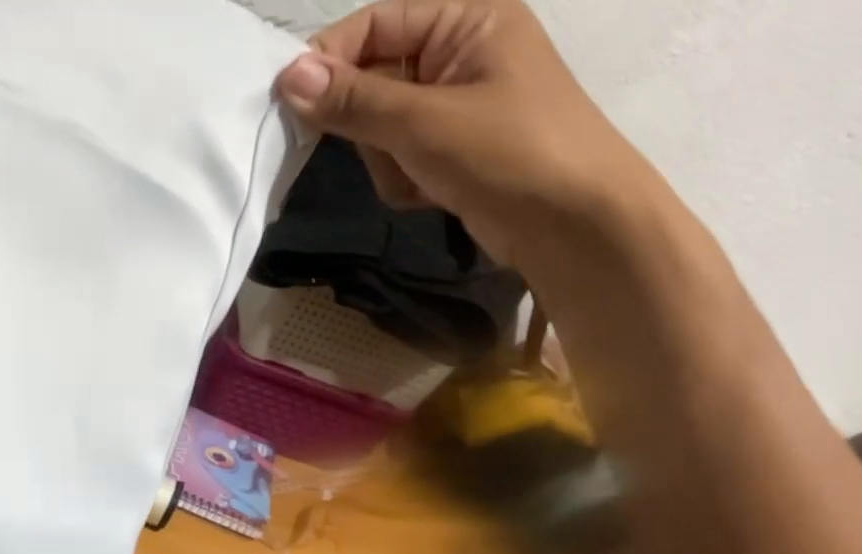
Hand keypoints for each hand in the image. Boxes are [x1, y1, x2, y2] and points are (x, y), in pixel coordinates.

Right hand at [275, 0, 664, 273]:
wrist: (574, 226)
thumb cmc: (510, 154)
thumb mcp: (423, 123)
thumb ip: (353, 100)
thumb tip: (287, 77)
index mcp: (465, 18)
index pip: (374, 24)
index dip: (328, 60)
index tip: (289, 102)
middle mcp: (458, 53)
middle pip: (370, 79)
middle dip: (368, 125)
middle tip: (385, 148)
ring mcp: (453, 104)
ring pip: (376, 126)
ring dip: (385, 160)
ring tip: (422, 177)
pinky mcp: (449, 149)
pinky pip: (396, 157)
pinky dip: (402, 179)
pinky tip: (431, 193)